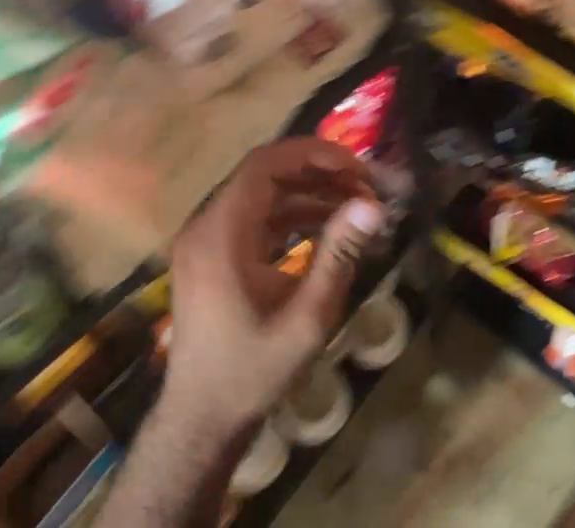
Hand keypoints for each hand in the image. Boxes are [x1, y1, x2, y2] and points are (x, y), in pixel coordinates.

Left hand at [161, 137, 387, 432]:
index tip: (359, 168)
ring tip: (357, 205)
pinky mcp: (212, 257)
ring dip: (311, 192)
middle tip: (366, 186)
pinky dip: (294, 213)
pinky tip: (330, 227)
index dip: (315, 154)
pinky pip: (256, 217)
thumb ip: (339, 254)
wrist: (201, 420)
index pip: (266, 164)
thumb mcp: (308, 315)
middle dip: (320, 171)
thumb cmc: (253, 369)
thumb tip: (374, 204)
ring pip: (263, 193)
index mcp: (220, 234)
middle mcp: (206, 227)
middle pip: (265, 173)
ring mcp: (206, 241)